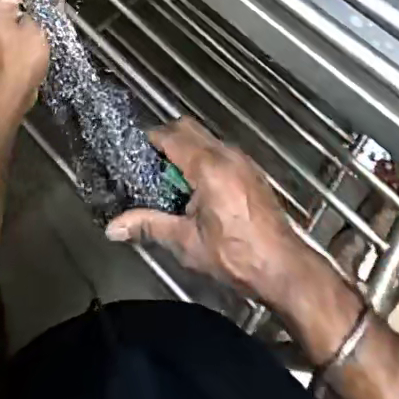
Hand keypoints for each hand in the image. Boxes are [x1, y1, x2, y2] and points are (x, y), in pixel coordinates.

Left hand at [0, 0, 60, 127]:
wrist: (7, 98)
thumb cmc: (21, 63)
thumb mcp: (40, 26)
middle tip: (56, 15)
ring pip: (27, 5)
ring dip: (43, 12)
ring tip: (53, 27)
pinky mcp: (5, 35)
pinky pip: (24, 19)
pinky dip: (37, 24)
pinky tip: (47, 35)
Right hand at [105, 118, 344, 312]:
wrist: (286, 270)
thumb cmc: (236, 256)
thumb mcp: (186, 243)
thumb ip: (148, 226)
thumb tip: (112, 228)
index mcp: (207, 167)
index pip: (170, 135)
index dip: (149, 140)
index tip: (134, 151)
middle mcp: (226, 155)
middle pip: (187, 128)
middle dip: (166, 139)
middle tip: (151, 165)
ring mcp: (243, 161)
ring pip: (206, 138)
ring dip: (186, 148)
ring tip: (174, 180)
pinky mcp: (253, 172)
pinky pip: (220, 150)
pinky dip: (204, 157)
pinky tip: (200, 189)